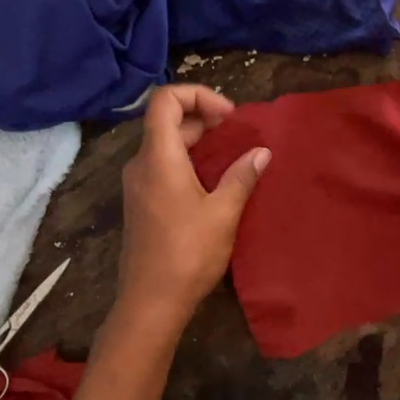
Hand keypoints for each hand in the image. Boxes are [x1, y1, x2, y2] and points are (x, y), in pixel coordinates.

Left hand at [116, 84, 269, 330]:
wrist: (150, 304)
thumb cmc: (187, 254)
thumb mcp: (223, 213)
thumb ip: (241, 176)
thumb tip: (261, 152)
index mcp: (158, 157)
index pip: (165, 100)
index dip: (198, 95)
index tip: (229, 117)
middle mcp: (142, 164)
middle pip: (166, 119)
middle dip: (203, 116)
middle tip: (238, 132)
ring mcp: (138, 184)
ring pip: (165, 142)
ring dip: (198, 138)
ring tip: (232, 152)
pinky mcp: (142, 201)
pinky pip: (164, 163)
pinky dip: (189, 158)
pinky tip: (214, 178)